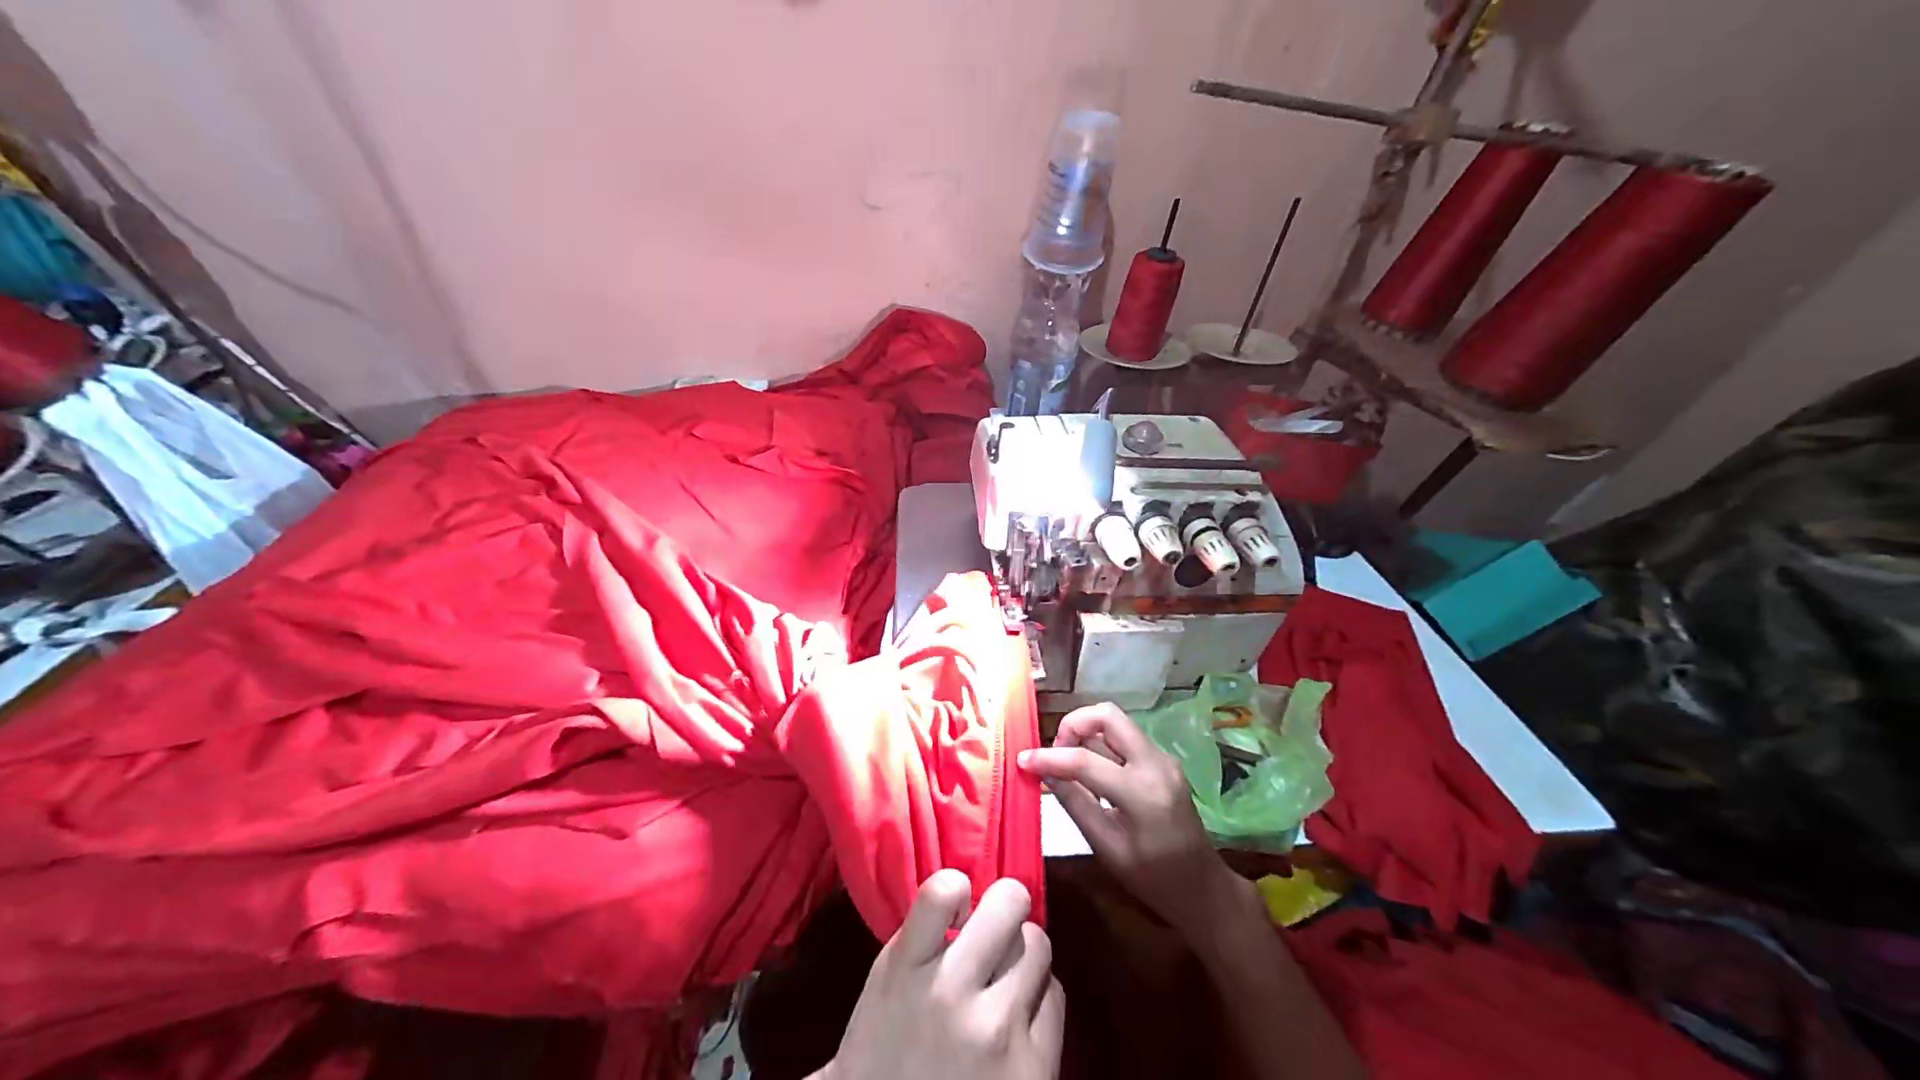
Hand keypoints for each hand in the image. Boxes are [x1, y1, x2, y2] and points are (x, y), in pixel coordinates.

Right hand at [821, 871, 1063, 1079]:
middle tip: (998, 924)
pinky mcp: (1034, 1067)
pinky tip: (1019, 1016)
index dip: (958, 888)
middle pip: (1009, 904)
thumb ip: (922, 944)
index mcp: (905, 971)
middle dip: (1006, 906)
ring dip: (1024, 952)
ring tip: (1008, 975)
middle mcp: (952, 993)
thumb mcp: (885, 991)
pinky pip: (1054, 997)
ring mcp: (997, 1031)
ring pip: (1039, 946)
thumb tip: (966, 901)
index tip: (959, 905)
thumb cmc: (882, 1063)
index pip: (943, 888)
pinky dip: (1039, 997)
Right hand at [1018, 703, 1241, 937]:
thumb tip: (1041, 773)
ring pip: (1116, 724)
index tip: (1023, 760)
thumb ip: (1074, 803)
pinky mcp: (1162, 762)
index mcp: (1142, 791)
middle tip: (1056, 754)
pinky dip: (1100, 745)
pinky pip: (1125, 739)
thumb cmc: (1153, 879)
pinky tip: (1091, 774)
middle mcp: (1156, 764)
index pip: (1085, 760)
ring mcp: (1163, 759)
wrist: (1203, 887)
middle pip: (1107, 715)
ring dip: (1086, 734)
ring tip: (1068, 766)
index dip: (1048, 758)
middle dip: (1074, 725)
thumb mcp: (1106, 847)